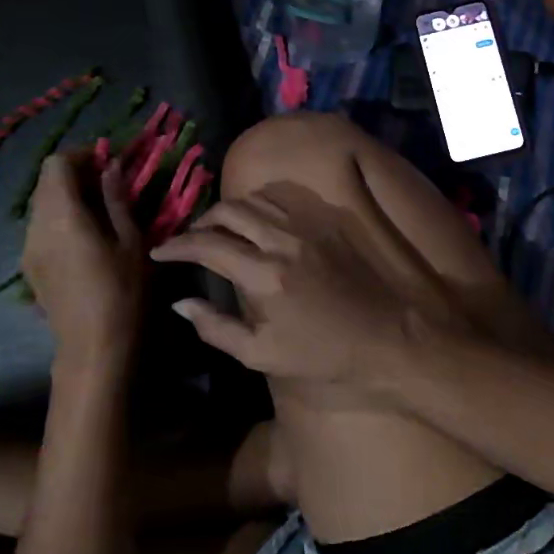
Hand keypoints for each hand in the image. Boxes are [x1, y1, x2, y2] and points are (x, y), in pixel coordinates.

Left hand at [22, 154, 142, 368]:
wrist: (93, 347)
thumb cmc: (122, 292)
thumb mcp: (132, 241)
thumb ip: (117, 200)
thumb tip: (110, 167)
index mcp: (62, 216)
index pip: (57, 164)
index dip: (82, 154)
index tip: (109, 158)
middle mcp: (36, 226)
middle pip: (45, 182)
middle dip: (75, 172)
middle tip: (110, 179)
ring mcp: (28, 247)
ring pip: (41, 204)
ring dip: (67, 194)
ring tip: (101, 206)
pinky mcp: (29, 266)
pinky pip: (41, 226)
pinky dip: (61, 216)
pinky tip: (87, 232)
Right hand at [150, 193, 416, 382]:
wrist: (391, 336)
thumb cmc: (326, 354)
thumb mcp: (263, 356)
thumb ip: (217, 329)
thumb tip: (180, 303)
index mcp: (263, 276)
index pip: (206, 245)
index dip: (176, 245)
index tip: (162, 250)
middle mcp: (282, 240)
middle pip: (228, 212)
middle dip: (200, 222)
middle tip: (190, 238)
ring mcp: (309, 226)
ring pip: (257, 200)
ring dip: (231, 209)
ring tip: (221, 227)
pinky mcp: (330, 221)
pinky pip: (288, 198)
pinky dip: (264, 202)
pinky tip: (260, 218)